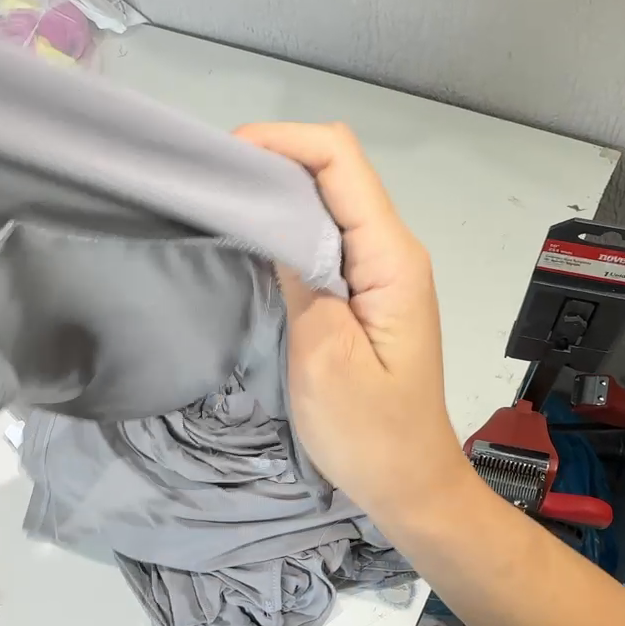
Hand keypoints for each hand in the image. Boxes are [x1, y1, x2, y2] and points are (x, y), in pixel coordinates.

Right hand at [234, 122, 473, 520]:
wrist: (410, 483)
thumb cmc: (370, 433)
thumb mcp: (323, 358)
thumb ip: (303, 279)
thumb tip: (276, 224)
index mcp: (391, 260)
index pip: (340, 163)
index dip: (283, 143)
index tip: (227, 160)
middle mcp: (394, 254)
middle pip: (337, 175)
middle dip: (276, 165)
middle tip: (214, 187)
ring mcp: (384, 275)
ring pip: (332, 207)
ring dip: (281, 198)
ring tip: (226, 209)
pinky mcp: (370, 298)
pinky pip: (331, 243)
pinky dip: (291, 232)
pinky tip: (259, 245)